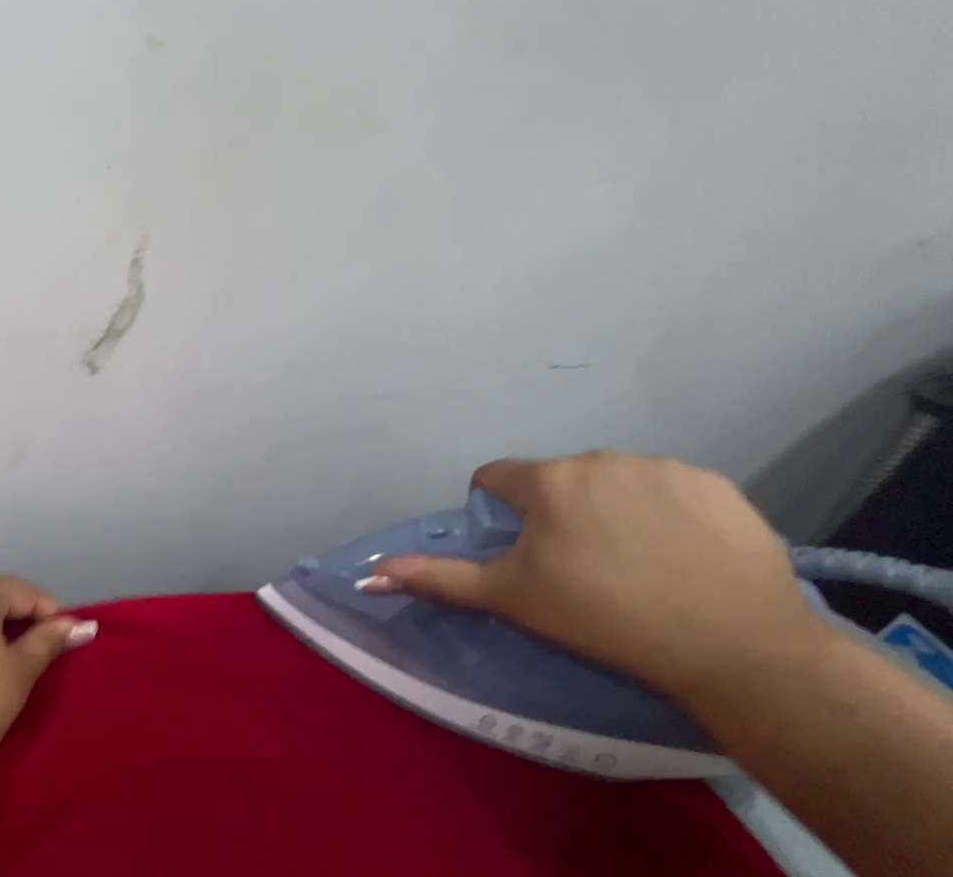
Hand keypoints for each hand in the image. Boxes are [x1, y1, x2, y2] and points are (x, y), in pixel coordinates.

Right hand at [372, 451, 824, 697]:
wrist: (736, 647)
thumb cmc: (605, 618)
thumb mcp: (512, 598)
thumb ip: (440, 578)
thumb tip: (370, 573)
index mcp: (547, 480)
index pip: (497, 478)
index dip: (500, 513)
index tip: (524, 553)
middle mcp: (599, 459)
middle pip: (559, 481)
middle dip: (559, 514)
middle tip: (581, 568)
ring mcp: (663, 467)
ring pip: (615, 484)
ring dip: (612, 510)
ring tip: (638, 564)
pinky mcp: (717, 485)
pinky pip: (673, 491)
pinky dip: (669, 515)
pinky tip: (684, 556)